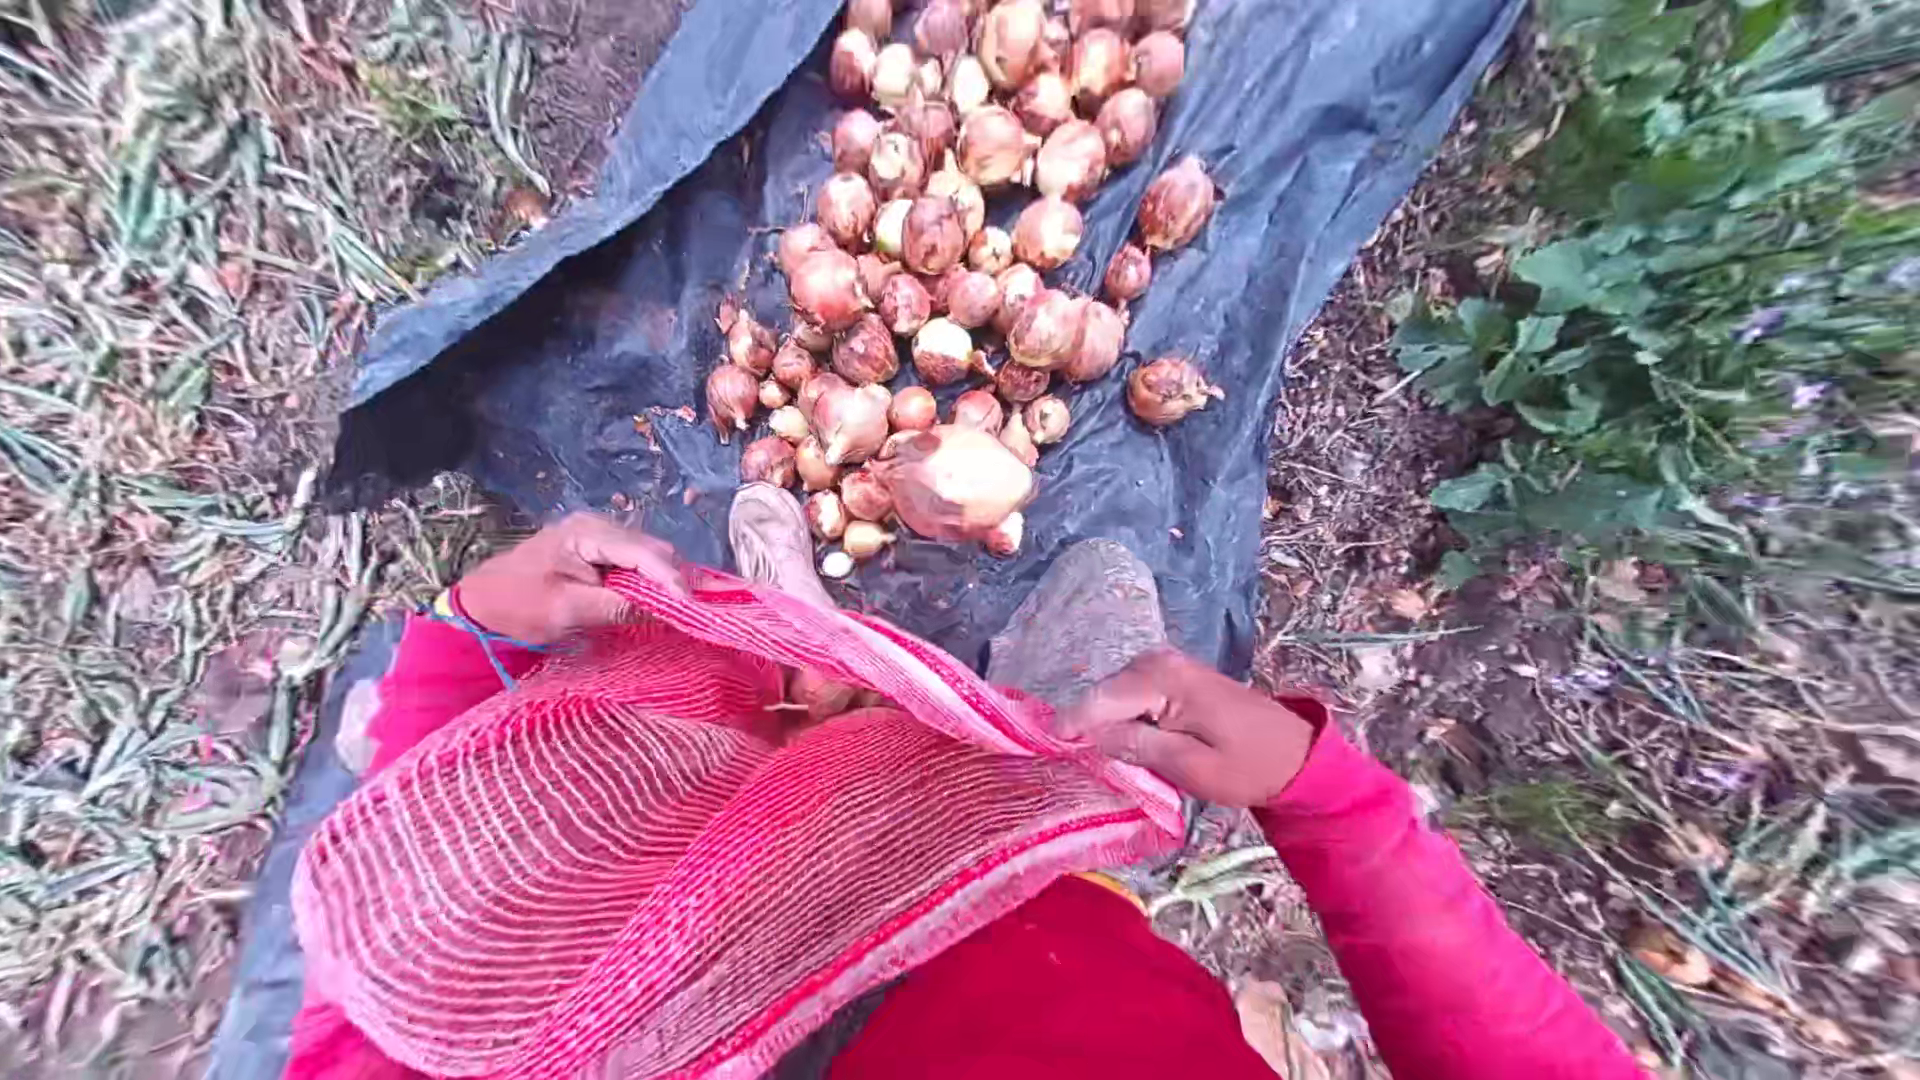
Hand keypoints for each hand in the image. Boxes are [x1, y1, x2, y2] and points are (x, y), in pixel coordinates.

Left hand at [455, 513, 686, 644]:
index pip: (643, 553)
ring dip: (659, 578)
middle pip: (652, 548)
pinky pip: (635, 557)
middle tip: (679, 608)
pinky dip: (646, 576)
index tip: (690, 604)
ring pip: (648, 552)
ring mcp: (597, 533)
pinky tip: (647, 595)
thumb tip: (666, 609)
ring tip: (667, 604)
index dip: (670, 578)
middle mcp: (597, 525)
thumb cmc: (519, 608)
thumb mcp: (568, 612)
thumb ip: (618, 607)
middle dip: (669, 577)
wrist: (477, 606)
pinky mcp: (597, 546)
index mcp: (587, 534)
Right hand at [1053, 647, 1319, 806]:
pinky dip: (1119, 713)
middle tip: (1069, 758)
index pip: (1101, 700)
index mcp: (1163, 679)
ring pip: (1113, 692)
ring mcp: (1164, 662)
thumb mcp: (1193, 767)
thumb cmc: (1249, 766)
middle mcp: (1157, 660)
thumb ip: (1138, 747)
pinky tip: (1118, 736)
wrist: (1296, 753)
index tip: (1045, 745)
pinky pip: (1130, 691)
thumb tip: (1092, 737)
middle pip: (1103, 693)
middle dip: (1085, 723)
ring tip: (1089, 752)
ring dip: (1101, 719)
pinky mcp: (1169, 672)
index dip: (1071, 724)